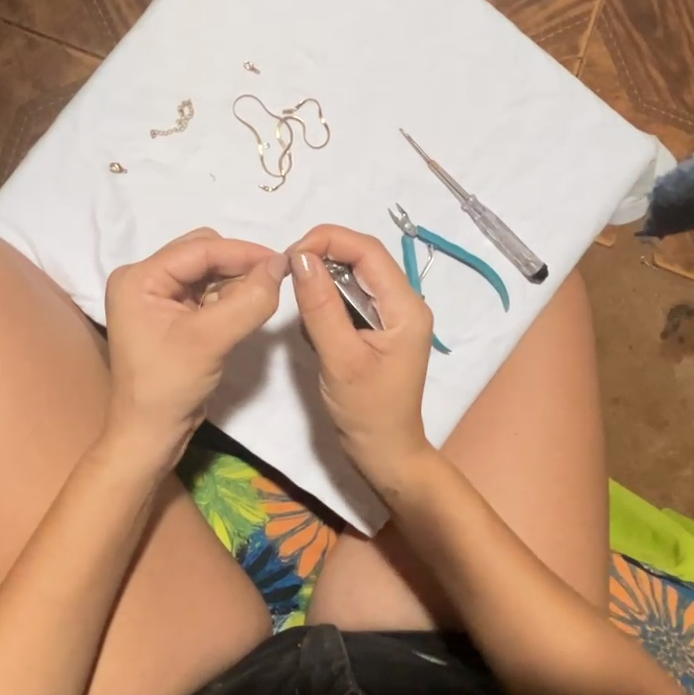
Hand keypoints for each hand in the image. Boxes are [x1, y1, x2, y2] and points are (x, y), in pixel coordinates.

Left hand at [104, 228, 286, 455]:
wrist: (150, 436)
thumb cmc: (169, 387)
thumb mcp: (210, 340)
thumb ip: (248, 300)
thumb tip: (281, 265)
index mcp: (138, 278)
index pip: (199, 248)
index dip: (243, 252)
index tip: (284, 262)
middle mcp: (143, 280)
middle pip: (203, 254)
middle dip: (238, 267)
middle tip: (271, 284)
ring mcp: (156, 298)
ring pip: (208, 272)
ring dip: (235, 283)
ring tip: (256, 304)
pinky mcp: (171, 316)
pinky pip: (206, 293)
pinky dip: (228, 299)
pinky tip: (242, 314)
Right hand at [287, 224, 438, 492]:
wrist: (384, 454)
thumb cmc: (366, 411)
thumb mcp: (339, 358)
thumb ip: (320, 306)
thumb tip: (299, 257)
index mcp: (406, 307)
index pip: (368, 250)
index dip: (328, 241)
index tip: (290, 255)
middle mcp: (404, 303)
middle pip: (362, 258)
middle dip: (322, 257)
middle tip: (287, 273)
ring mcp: (391, 317)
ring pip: (353, 277)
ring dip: (323, 282)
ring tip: (300, 306)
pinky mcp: (377, 330)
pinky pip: (350, 300)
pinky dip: (326, 304)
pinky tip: (314, 330)